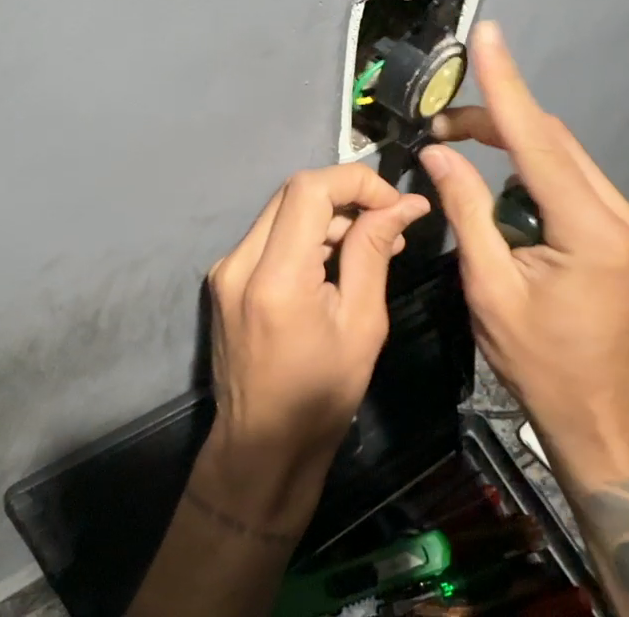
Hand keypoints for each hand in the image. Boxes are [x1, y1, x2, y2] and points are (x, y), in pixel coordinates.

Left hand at [129, 166, 427, 616]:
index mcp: (274, 277)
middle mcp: (239, 262)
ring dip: (328, 218)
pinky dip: (306, 238)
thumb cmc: (321, 397)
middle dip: (345, 197)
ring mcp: (226, 270)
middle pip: (293, 195)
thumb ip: (373, 253)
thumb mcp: (362, 325)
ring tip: (371, 246)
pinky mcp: (225, 280)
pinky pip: (269, 238)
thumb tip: (403, 204)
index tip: (394, 204)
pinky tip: (336, 262)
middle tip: (389, 224)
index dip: (356, 182)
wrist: (262, 446)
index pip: (309, 190)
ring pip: (281, 213)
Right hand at [418, 22, 628, 486]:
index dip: (505, 86)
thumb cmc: (538, 361)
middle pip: (551, 141)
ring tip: (456, 151)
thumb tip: (440, 153)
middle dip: (495, 119)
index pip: (537, 140)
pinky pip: (568, 182)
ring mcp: (623, 222)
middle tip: (438, 126)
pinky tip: (498, 188)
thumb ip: (466, 211)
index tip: (488, 36)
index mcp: (589, 228)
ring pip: (560, 158)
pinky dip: (529, 172)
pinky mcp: (616, 233)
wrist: (595, 415)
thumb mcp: (490, 287)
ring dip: (511, 145)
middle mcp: (616, 213)